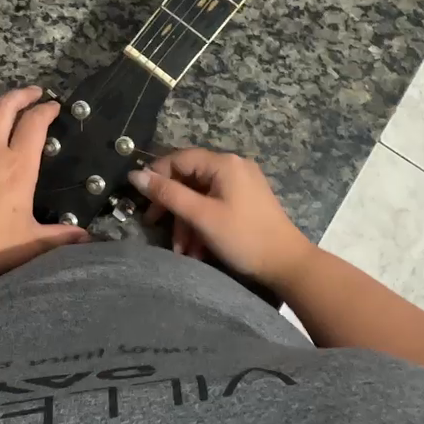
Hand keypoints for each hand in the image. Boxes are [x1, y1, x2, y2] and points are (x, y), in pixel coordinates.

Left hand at [0, 87, 90, 283]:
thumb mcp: (31, 243)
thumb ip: (60, 236)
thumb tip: (86, 238)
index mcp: (18, 167)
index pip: (35, 124)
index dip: (46, 110)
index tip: (53, 107)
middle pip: (5, 107)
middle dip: (21, 95)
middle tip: (33, 94)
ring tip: (4, 113)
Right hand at [129, 148, 315, 290]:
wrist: (287, 264)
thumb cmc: (243, 237)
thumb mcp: (201, 216)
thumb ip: (167, 194)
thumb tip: (135, 175)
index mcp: (224, 163)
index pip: (179, 159)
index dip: (157, 176)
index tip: (142, 201)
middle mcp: (233, 166)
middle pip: (189, 178)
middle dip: (173, 206)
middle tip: (155, 225)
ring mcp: (241, 183)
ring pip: (200, 195)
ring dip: (187, 222)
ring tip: (182, 250)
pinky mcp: (246, 200)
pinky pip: (214, 204)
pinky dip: (202, 223)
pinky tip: (197, 249)